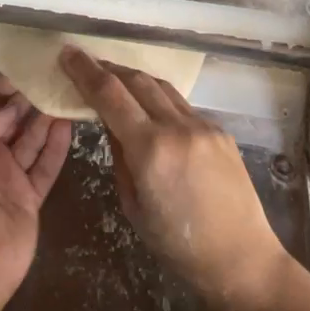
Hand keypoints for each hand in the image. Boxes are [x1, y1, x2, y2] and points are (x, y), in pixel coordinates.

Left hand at [0, 76, 73, 310]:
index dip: (1, 89)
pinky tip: (69, 126)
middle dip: (28, 99)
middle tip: (54, 76)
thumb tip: (12, 100)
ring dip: (45, 118)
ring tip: (66, 93)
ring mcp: (8, 179)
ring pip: (31, 140)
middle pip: (10, 120)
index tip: (25, 70)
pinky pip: (45, 166)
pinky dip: (57, 147)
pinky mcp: (29, 199)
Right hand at [60, 46, 309, 310]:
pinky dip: (160, 101)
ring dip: (134, 79)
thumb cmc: (178, 245)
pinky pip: (182, 106)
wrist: (241, 257)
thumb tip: (110, 123)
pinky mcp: (219, 130)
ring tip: (116, 80)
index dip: (85, 71)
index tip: (68, 54)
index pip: (110, 95)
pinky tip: (152, 112)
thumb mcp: (134, 206)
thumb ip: (120, 157)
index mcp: (150, 149)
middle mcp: (177, 127)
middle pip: (136, 80)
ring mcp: (203, 125)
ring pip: (161, 87)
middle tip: (86, 63)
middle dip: (108, 68)